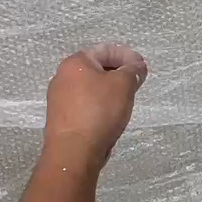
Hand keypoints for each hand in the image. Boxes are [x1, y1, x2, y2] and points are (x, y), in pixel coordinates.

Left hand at [44, 44, 147, 169]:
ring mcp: (59, 98)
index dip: (128, 56)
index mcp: (75, 63)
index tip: (142, 68)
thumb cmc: (99, 111)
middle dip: (120, 72)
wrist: (73, 152)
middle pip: (97, 67)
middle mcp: (62, 77)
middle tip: (136, 83)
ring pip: (91, 86)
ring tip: (126, 100)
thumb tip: (137, 68)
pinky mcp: (61, 117)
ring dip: (110, 89)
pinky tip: (111, 115)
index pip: (106, 49)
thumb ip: (133, 70)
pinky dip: (100, 103)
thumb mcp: (124, 85)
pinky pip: (85, 102)